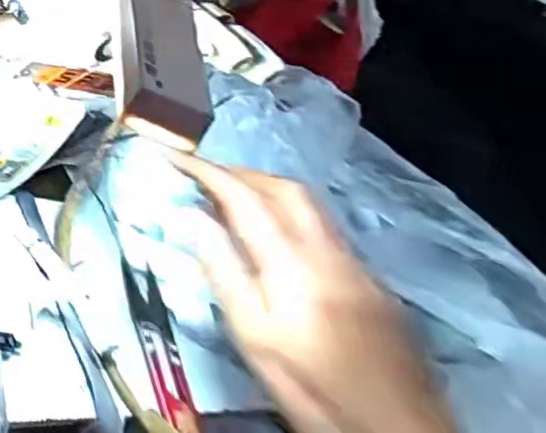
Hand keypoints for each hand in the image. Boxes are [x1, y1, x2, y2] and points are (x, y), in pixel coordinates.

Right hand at [170, 153, 455, 432]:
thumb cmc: (314, 392)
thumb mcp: (253, 335)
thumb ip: (223, 271)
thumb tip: (190, 216)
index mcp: (296, 266)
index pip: (244, 197)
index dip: (203, 169)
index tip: (168, 154)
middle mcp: (333, 258)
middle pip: (287, 190)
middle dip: (238, 172)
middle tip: (198, 173)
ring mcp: (362, 273)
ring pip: (311, 209)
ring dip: (264, 190)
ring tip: (226, 199)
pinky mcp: (376, 290)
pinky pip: (325, 233)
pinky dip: (287, 217)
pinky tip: (269, 239)